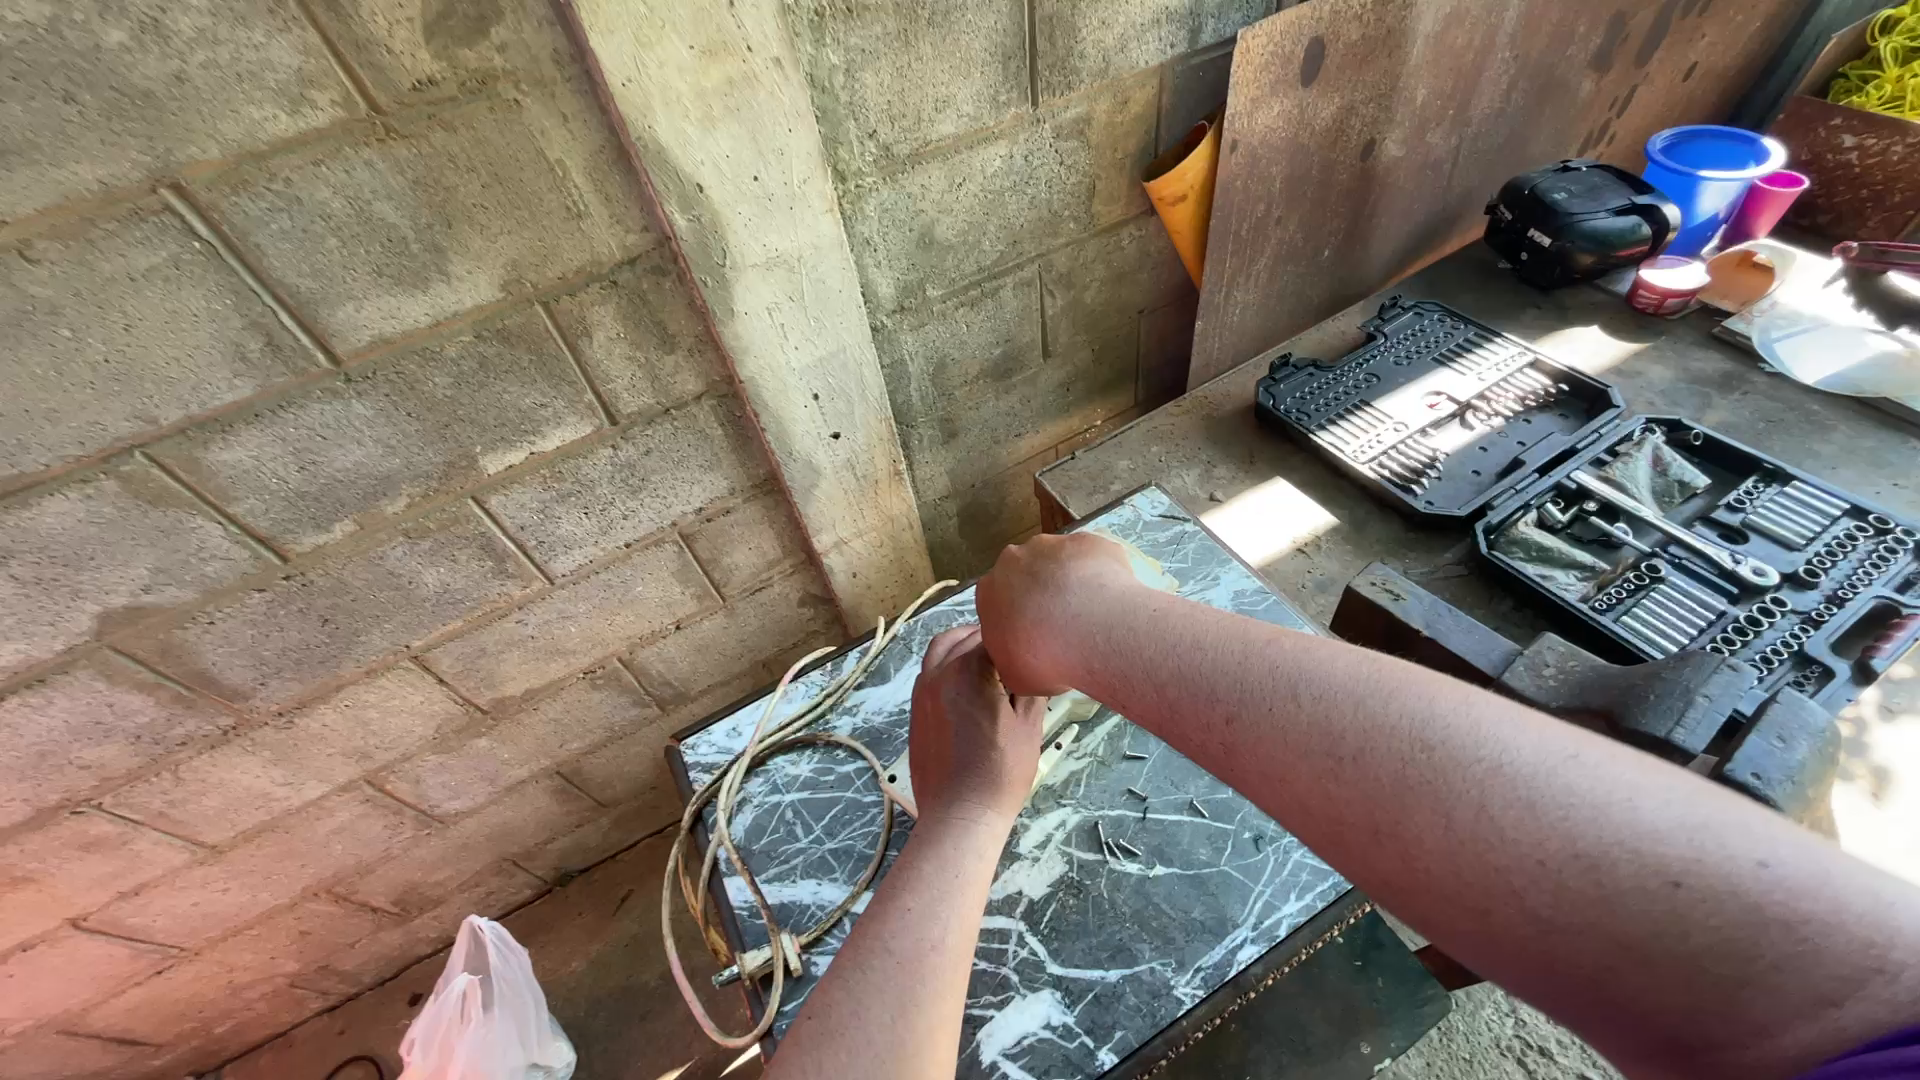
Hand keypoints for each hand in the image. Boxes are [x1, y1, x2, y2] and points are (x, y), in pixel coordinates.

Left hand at [908, 626, 1047, 825]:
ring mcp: (922, 691)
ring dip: (962, 645)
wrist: (959, 815)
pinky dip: (947, 665)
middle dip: (989, 638)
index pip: (994, 637)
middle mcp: (939, 672)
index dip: (1015, 640)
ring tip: (987, 659)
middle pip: (965, 637)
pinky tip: (967, 684)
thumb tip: (1035, 667)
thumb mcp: (1028, 726)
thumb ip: (1031, 687)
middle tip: (1013, 652)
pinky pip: (929, 672)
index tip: (1030, 649)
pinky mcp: (915, 710)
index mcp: (968, 670)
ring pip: (940, 649)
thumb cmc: (999, 773)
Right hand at [976, 532, 1137, 694]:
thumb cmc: (1045, 658)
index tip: (1035, 634)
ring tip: (1090, 611)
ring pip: (1059, 561)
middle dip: (1041, 592)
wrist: (1091, 631)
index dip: (1018, 616)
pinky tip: (1109, 598)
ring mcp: (1053, 545)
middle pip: (1026, 574)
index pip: (998, 599)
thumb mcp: (1014, 675)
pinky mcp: (1087, 541)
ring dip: (1070, 580)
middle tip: (1064, 622)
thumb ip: (1010, 656)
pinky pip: (1091, 557)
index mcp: (989, 590)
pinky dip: (1098, 572)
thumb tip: (1020, 655)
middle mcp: (1015, 559)